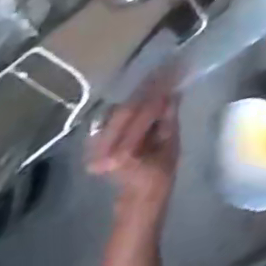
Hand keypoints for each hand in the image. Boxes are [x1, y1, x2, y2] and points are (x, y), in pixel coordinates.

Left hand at [87, 73, 180, 213]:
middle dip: (147, 89)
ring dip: (137, 94)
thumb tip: (172, 91)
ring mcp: (92, 149)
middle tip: (166, 69)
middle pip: (125, 110)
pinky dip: (127, 105)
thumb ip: (168, 118)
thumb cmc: (160, 173)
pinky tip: (142, 94)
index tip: (173, 72)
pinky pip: (110, 118)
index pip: (141, 114)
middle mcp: (100, 151)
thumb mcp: (171, 144)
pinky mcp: (92, 146)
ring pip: (117, 111)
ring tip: (157, 78)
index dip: (158, 91)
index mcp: (121, 154)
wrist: (138, 197)